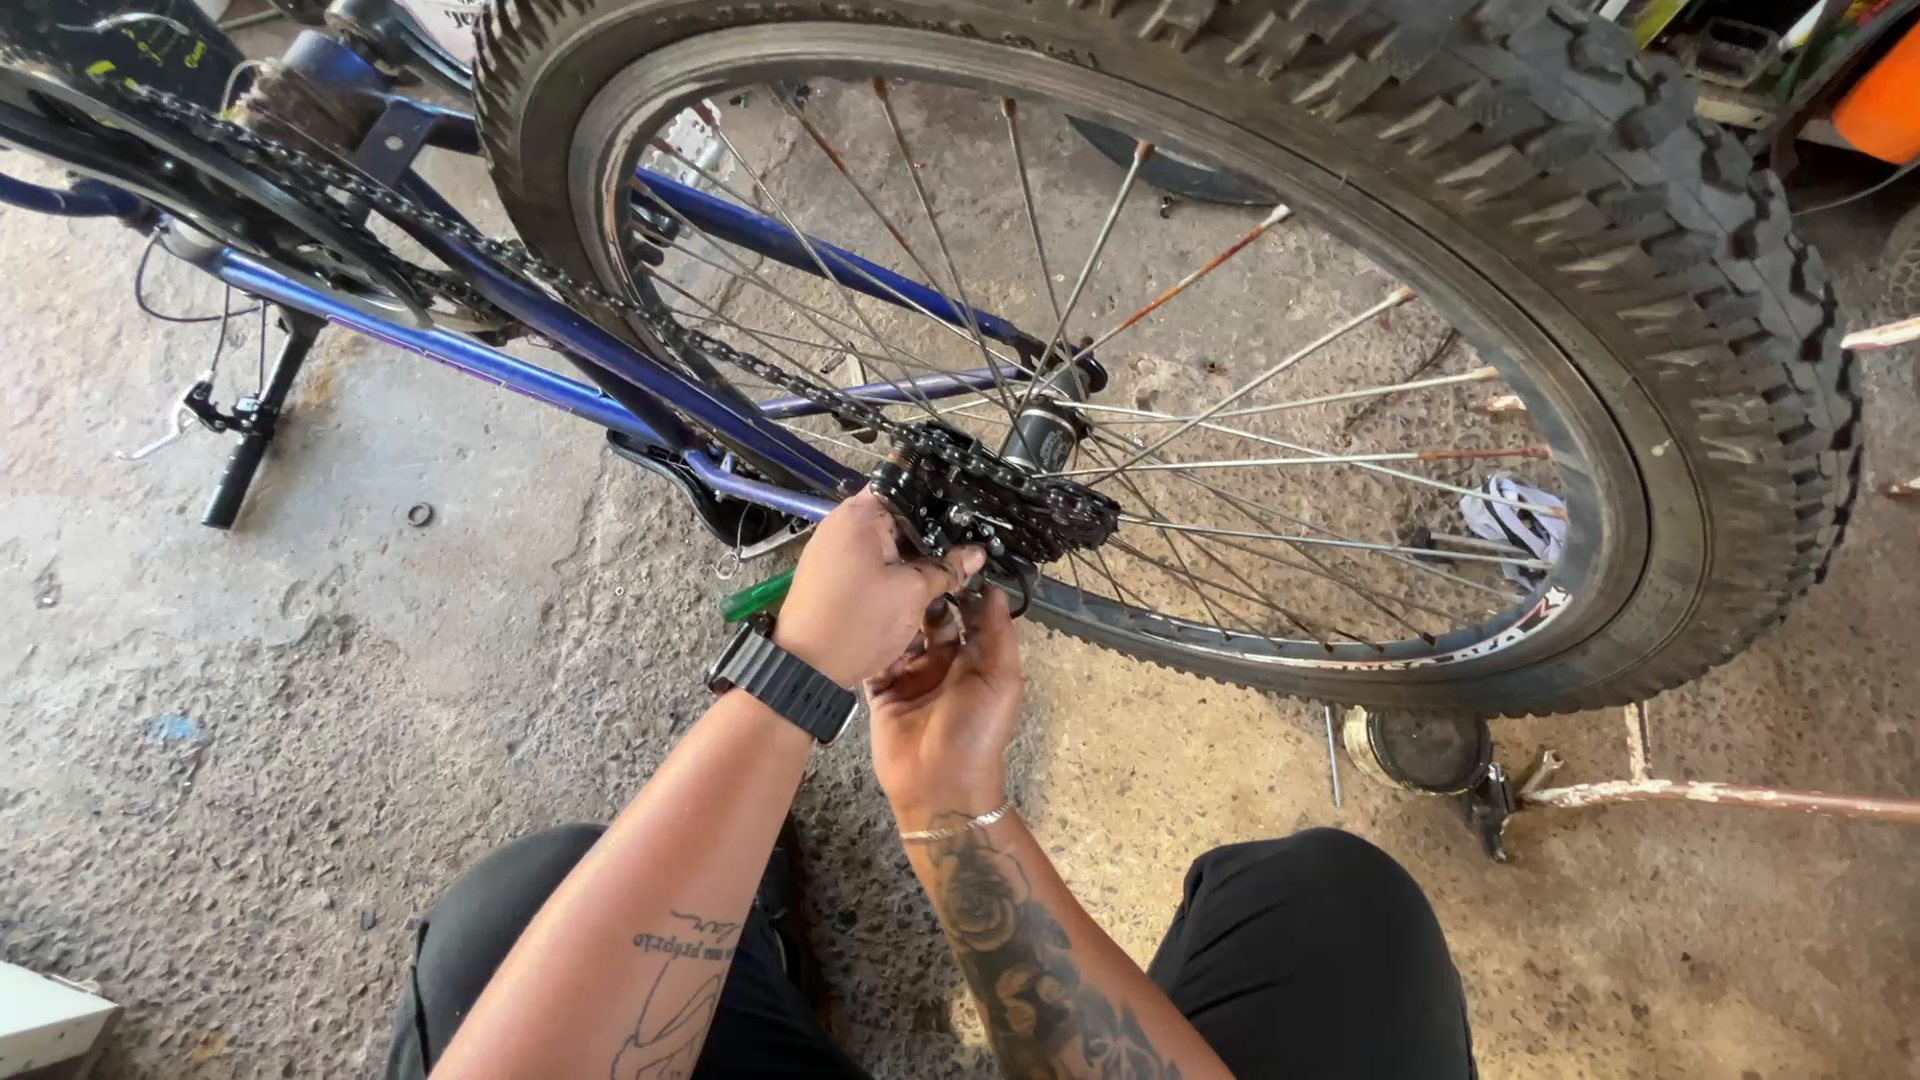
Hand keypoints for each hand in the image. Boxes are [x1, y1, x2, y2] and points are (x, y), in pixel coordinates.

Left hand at [773, 489, 985, 687]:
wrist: (806, 668)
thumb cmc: (858, 622)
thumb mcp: (913, 593)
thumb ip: (947, 569)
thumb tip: (976, 554)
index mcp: (859, 514)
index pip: (906, 485)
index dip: (940, 497)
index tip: (967, 511)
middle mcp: (843, 523)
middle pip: (899, 515)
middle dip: (932, 532)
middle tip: (968, 543)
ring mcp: (835, 548)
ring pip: (888, 541)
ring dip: (916, 555)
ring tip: (950, 566)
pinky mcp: (834, 573)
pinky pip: (873, 561)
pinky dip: (896, 569)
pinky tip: (921, 584)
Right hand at [868, 587, 1023, 827]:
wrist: (940, 784)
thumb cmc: (978, 729)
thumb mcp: (1002, 679)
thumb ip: (999, 634)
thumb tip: (997, 590)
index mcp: (975, 659)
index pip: (968, 614)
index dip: (960, 590)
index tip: (946, 558)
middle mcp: (943, 663)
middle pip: (931, 620)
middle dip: (923, 599)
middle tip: (909, 571)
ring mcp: (911, 676)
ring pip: (902, 635)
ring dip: (896, 618)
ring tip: (885, 593)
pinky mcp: (883, 691)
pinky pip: (876, 660)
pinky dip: (872, 644)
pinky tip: (866, 622)